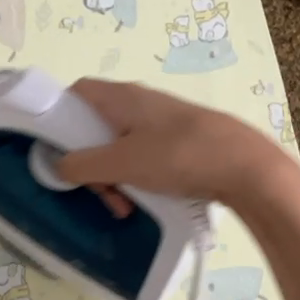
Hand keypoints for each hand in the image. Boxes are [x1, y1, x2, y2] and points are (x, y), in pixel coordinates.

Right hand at [57, 78, 292, 206]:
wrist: (245, 168)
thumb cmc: (178, 156)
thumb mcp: (121, 164)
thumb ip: (82, 164)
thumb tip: (57, 166)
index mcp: (121, 97)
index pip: (75, 93)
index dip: (57, 116)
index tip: (53, 148)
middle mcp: (138, 104)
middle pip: (93, 128)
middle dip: (88, 163)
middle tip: (96, 191)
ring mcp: (159, 124)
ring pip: (117, 148)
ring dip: (111, 179)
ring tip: (123, 206)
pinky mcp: (176, 143)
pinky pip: (140, 159)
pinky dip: (134, 180)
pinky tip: (142, 203)